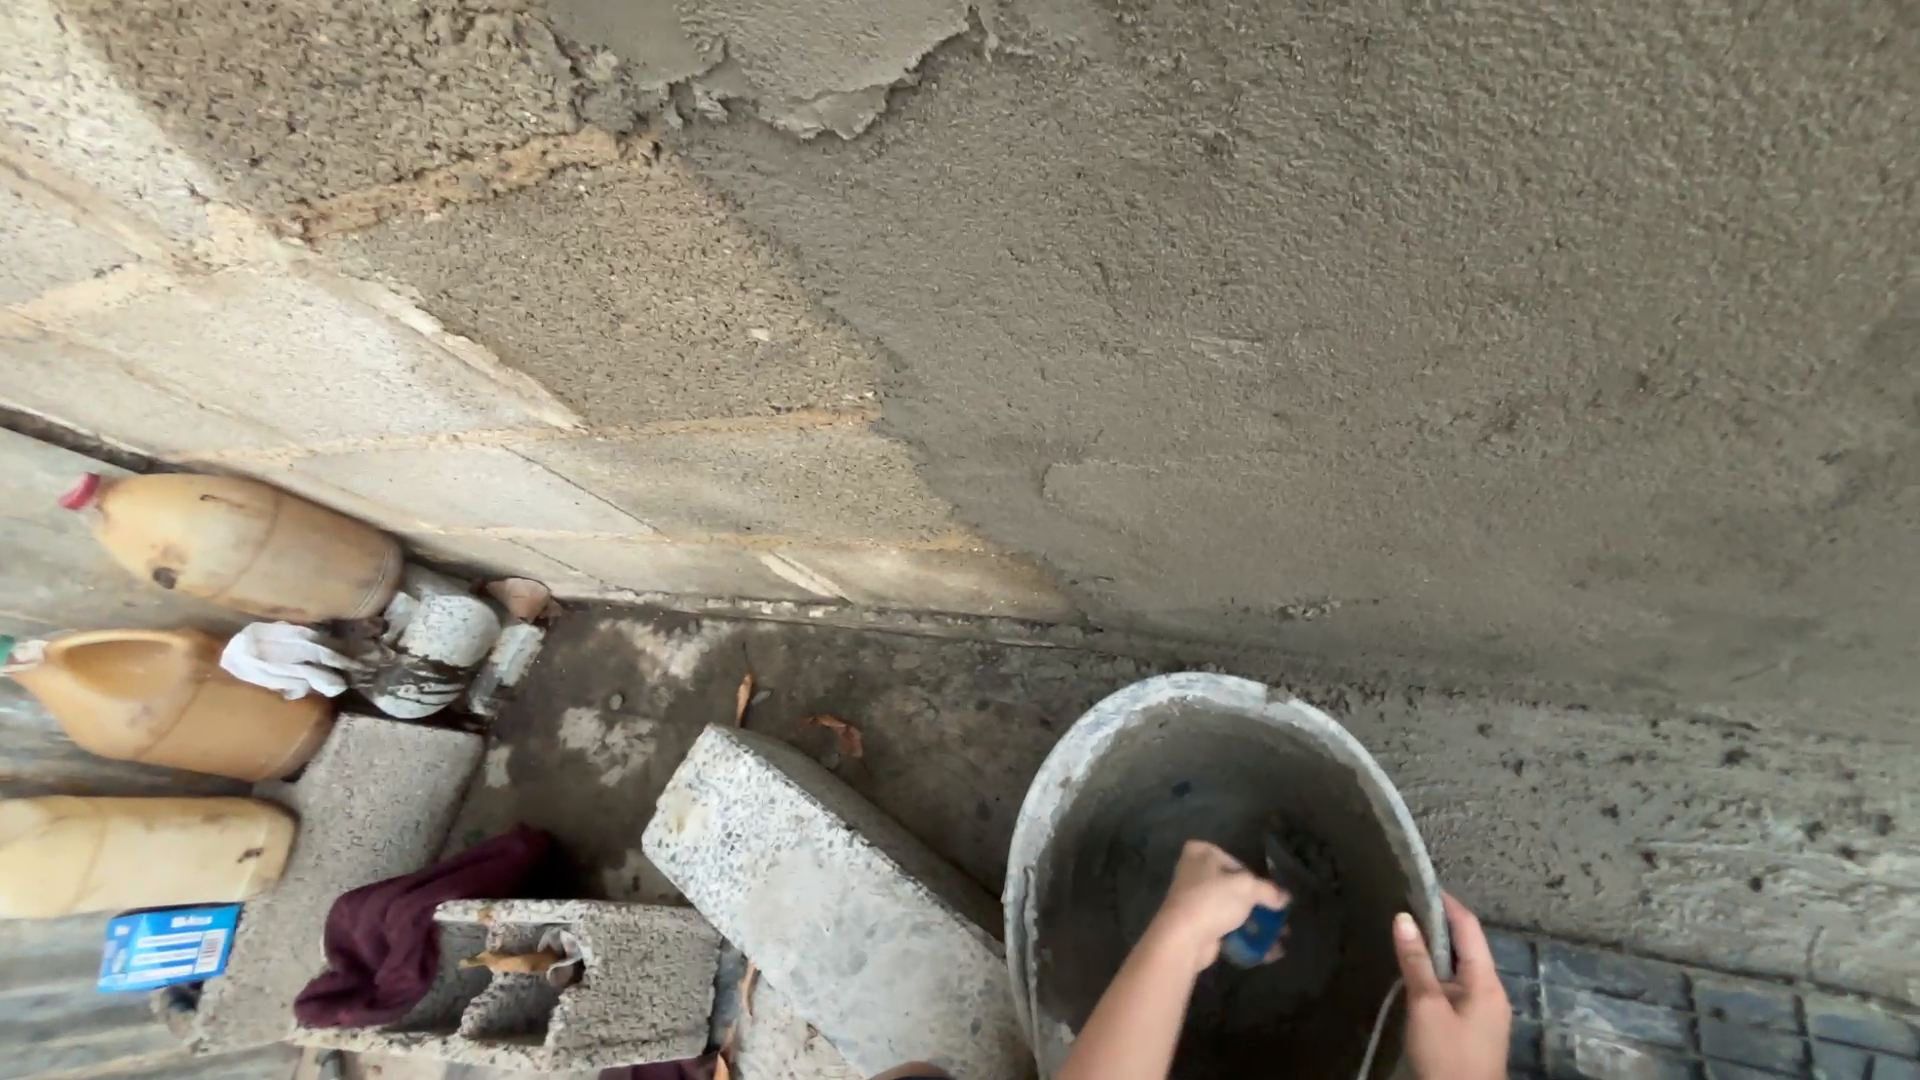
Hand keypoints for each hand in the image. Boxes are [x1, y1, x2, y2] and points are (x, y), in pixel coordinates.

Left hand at [1146, 840, 1289, 972]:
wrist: (1184, 936)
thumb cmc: (1212, 900)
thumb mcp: (1246, 888)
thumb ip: (1268, 890)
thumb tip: (1285, 897)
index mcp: (1200, 852)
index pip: (1236, 862)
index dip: (1256, 878)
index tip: (1271, 894)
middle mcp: (1194, 871)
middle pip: (1235, 887)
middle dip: (1260, 905)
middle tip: (1282, 918)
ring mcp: (1195, 899)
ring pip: (1233, 909)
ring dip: (1257, 923)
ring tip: (1282, 937)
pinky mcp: (1199, 924)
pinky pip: (1228, 927)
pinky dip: (1247, 937)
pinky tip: (1269, 950)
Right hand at [1395, 893, 1511, 1079]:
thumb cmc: (1447, 1055)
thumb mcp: (1426, 1005)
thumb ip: (1415, 960)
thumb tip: (1403, 916)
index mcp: (1486, 983)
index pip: (1469, 928)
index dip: (1446, 902)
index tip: (1418, 880)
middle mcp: (1490, 991)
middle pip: (1466, 944)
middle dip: (1438, 920)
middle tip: (1402, 898)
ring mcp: (1483, 1008)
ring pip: (1459, 963)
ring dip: (1435, 942)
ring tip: (1403, 923)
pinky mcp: (1471, 1022)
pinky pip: (1455, 980)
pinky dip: (1435, 964)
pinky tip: (1413, 962)